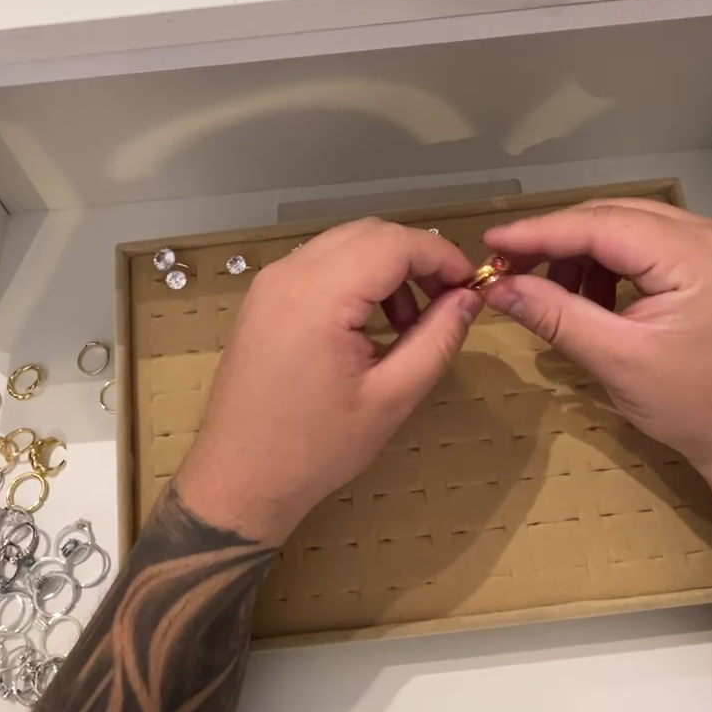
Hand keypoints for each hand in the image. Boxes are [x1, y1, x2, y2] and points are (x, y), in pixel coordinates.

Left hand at [174, 219, 482, 542]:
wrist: (239, 478)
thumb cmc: (316, 447)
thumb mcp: (392, 398)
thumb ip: (437, 339)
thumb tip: (469, 297)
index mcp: (319, 296)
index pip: (394, 243)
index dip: (441, 255)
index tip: (471, 285)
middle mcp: (289, 273)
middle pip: (369, 233)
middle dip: (416, 258)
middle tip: (446, 301)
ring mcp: (270, 282)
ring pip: (345, 244)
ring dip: (386, 268)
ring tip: (408, 323)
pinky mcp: (264, 297)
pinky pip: (321, 264)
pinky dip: (356, 277)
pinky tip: (370, 323)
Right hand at [479, 199, 711, 483]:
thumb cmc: (696, 406)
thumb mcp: (617, 360)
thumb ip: (555, 316)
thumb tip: (498, 288)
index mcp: (695, 253)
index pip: (599, 225)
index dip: (538, 232)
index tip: (490, 244)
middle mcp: (708, 234)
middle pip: (611, 217)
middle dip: (556, 241)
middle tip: (509, 269)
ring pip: (625, 229)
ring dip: (581, 256)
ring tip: (555, 296)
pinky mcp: (709, 265)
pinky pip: (644, 247)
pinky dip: (607, 267)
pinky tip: (593, 301)